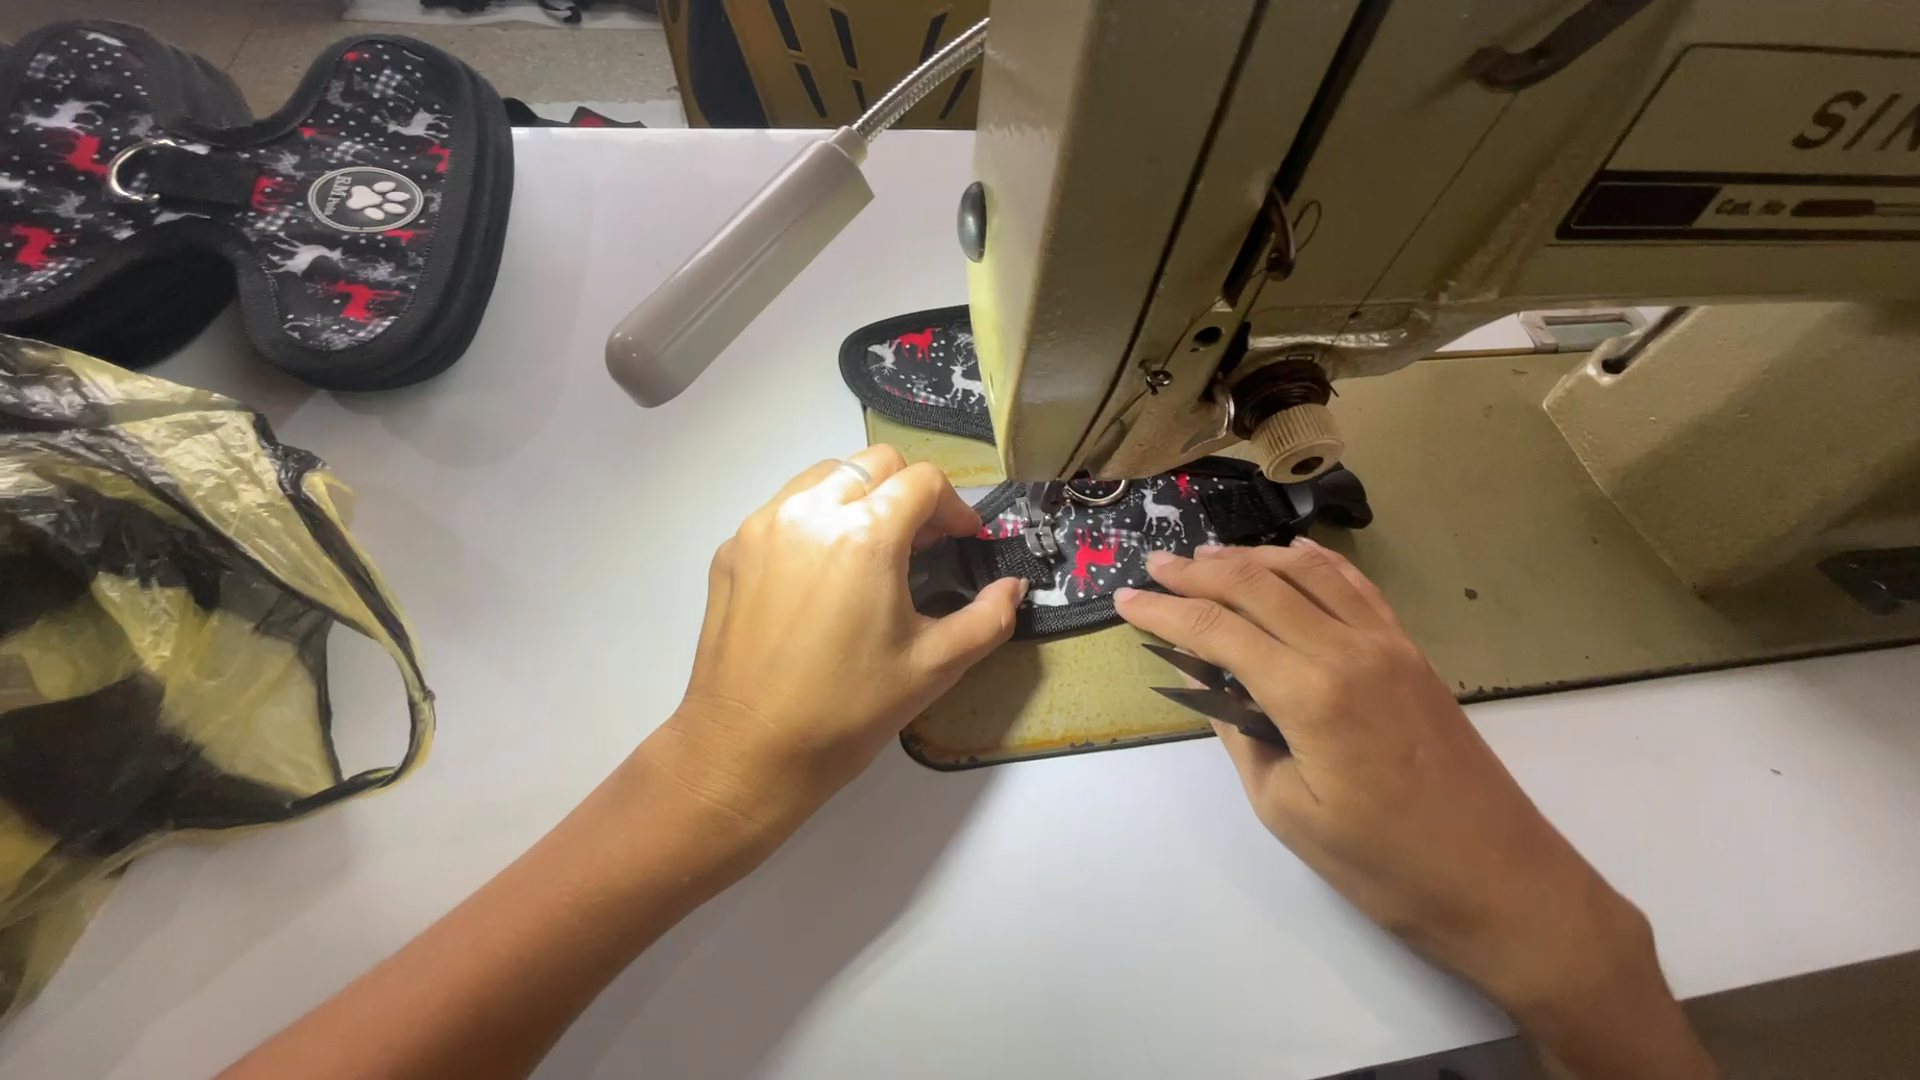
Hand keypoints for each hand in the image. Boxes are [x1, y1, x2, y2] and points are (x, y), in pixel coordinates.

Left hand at [648, 446, 1024, 855]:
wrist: (747, 751)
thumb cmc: (848, 711)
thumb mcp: (934, 666)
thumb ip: (988, 617)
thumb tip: (1013, 588)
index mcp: (866, 534)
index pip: (923, 480)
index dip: (954, 506)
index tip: (962, 541)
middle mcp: (810, 512)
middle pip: (873, 463)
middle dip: (908, 491)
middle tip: (921, 542)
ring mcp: (763, 526)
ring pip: (824, 475)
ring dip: (860, 496)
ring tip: (872, 548)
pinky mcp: (732, 549)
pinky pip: (784, 508)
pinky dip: (815, 519)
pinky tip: (821, 573)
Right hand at [1115, 541, 1715, 1077]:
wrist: (1506, 886)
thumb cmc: (1385, 866)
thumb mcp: (1287, 809)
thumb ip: (1240, 733)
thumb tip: (1207, 680)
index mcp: (1310, 695)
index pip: (1218, 632)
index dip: (1164, 612)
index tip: (1125, 601)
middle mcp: (1347, 651)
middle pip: (1258, 586)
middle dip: (1198, 572)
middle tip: (1155, 565)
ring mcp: (1387, 646)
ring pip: (1307, 573)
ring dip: (1251, 557)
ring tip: (1208, 555)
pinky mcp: (1412, 654)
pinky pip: (1358, 588)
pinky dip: (1319, 563)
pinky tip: (1294, 553)